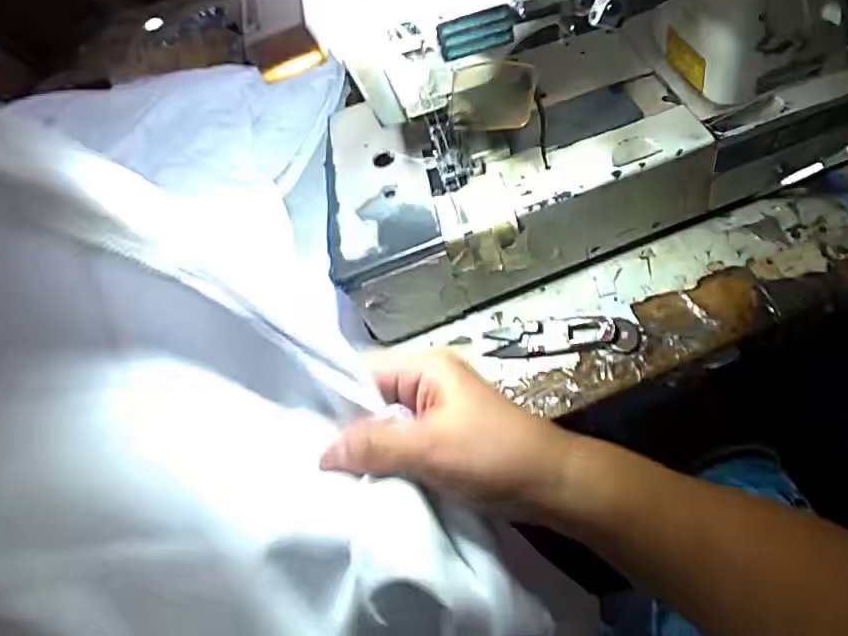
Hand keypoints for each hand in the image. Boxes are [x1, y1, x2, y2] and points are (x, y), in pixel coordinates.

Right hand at [320, 350, 578, 520]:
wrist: (544, 480)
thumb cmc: (490, 453)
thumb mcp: (428, 448)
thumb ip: (375, 443)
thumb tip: (323, 449)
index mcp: (428, 367)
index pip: (367, 372)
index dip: (337, 399)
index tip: (302, 431)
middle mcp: (430, 381)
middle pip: (375, 398)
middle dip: (349, 428)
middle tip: (315, 462)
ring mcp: (439, 409)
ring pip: (388, 424)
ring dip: (368, 448)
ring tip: (334, 475)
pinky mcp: (444, 437)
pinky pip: (403, 443)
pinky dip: (386, 459)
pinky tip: (366, 480)